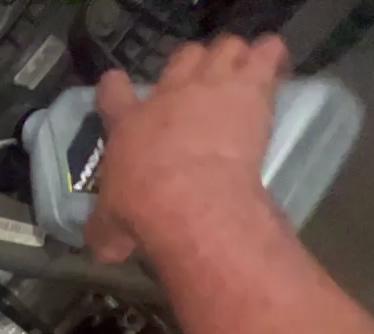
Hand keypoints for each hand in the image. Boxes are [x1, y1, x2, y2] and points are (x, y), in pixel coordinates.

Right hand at [85, 35, 290, 263]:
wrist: (187, 202)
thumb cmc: (139, 214)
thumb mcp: (107, 230)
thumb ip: (103, 228)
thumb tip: (104, 245)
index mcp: (127, 126)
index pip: (112, 93)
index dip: (113, 87)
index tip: (116, 86)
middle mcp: (168, 98)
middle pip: (182, 57)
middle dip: (190, 67)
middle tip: (196, 87)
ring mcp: (210, 87)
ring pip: (225, 47)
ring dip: (233, 59)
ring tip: (238, 77)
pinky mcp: (250, 89)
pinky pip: (267, 53)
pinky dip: (270, 59)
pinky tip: (271, 74)